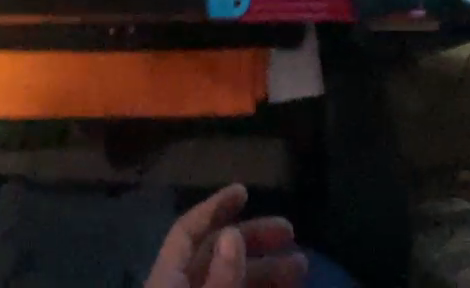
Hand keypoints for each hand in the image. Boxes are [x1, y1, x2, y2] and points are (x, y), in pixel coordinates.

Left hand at [145, 183, 307, 287]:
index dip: (214, 208)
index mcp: (166, 280)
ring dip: (266, 272)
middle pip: (216, 255)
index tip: (244, 190)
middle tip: (290, 232)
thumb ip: (220, 278)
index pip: (187, 231)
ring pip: (232, 282)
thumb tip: (233, 233)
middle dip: (254, 241)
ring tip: (302, 266)